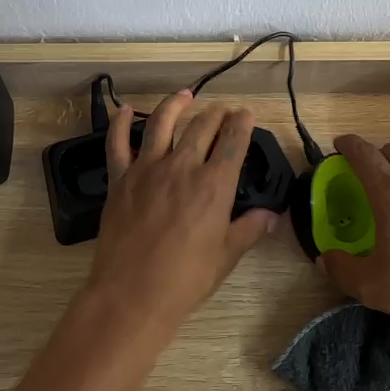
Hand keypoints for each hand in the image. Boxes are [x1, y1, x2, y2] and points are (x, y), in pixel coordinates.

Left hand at [81, 90, 278, 335]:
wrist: (131, 295)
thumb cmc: (184, 280)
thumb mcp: (225, 257)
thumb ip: (249, 230)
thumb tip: (272, 215)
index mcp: (213, 185)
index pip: (233, 141)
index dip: (242, 123)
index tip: (246, 114)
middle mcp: (182, 167)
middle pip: (202, 126)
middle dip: (216, 113)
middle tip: (223, 110)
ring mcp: (147, 169)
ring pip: (162, 123)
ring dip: (176, 105)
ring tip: (185, 95)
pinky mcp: (120, 179)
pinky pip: (117, 143)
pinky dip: (121, 124)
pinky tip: (125, 110)